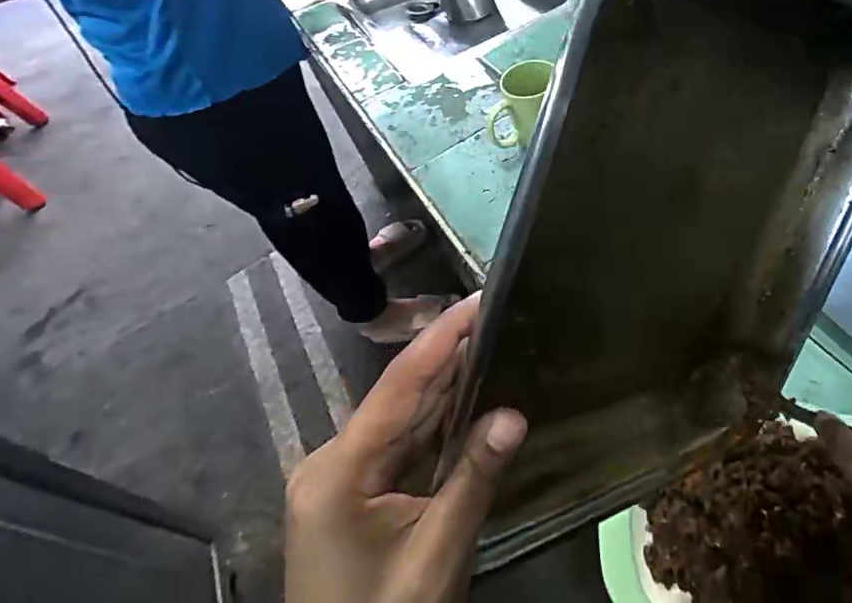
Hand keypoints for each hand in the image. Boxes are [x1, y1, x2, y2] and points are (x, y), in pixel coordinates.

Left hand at [285, 293, 527, 602]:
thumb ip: (474, 479)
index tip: (480, 297)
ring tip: (495, 335)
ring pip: (408, 412)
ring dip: (452, 379)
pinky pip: (407, 438)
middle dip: (453, 351)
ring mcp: (344, 474)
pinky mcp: (359, 488)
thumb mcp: (435, 554)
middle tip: (501, 312)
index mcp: (338, 471)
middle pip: (404, 393)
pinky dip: (443, 414)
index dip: (442, 336)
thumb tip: (517, 412)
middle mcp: (334, 461)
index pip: (401, 384)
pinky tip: (475, 386)